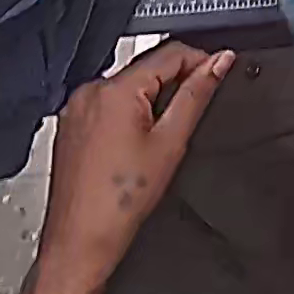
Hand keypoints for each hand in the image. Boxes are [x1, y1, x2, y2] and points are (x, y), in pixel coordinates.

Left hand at [38, 42, 235, 291]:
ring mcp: (78, 106)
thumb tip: (218, 62)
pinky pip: (112, 101)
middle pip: (149, 66)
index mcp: (114, 90)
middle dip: (178, 81)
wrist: (80, 241)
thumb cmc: (118, 202)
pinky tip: (139, 142)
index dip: (202, 60)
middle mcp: (90, 91)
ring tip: (165, 134)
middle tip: (196, 110)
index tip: (220, 70)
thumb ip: (197, 93)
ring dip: (155, 96)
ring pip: (131, 83)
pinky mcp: (73, 121)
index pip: (170, 52)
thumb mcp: (171, 141)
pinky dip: (133, 111)